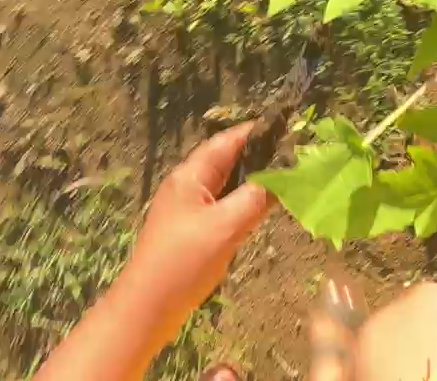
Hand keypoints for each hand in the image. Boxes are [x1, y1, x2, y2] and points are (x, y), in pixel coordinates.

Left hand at [116, 123, 273, 342]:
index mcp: (190, 175)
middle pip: (225, 160)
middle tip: (290, 153)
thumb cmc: (184, 261)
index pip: (227, 142)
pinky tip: (258, 207)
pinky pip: (220, 204)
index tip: (286, 128)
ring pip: (224, 184)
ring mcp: (186, 207)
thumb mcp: (225, 226)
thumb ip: (255, 198)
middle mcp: (187, 184)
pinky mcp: (189, 229)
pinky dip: (240, 199)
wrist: (146, 309)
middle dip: (256, 155)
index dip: (255, 132)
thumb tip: (282, 175)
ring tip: (281, 176)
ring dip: (249, 178)